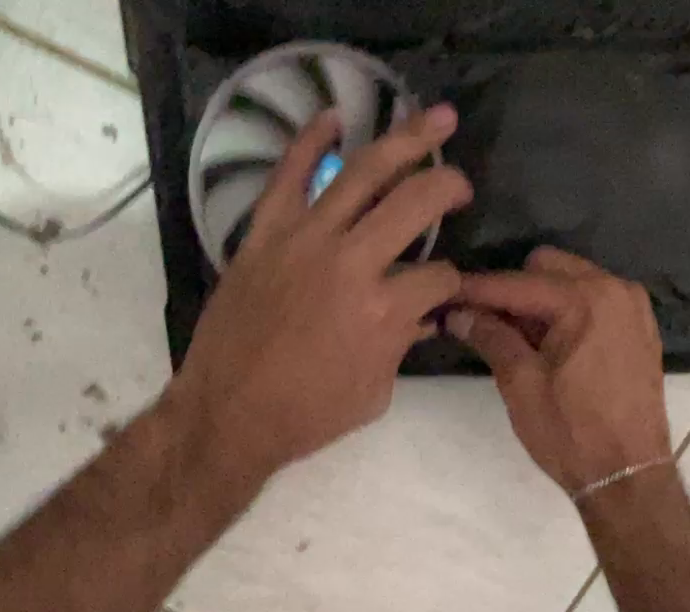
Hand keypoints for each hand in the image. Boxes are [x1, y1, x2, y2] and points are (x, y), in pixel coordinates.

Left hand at [168, 104, 471, 481]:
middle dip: (448, 187)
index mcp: (383, 312)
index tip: (445, 290)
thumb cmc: (306, 416)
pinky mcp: (264, 234)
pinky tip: (333, 117)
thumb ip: (400, 348)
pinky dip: (309, 141)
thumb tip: (420, 320)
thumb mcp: (373, 394)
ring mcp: (304, 240)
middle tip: (459, 184)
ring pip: (363, 172)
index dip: (451, 284)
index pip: (438, 277)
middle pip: (416, 203)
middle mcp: (350, 263)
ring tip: (434, 121)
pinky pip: (288, 174)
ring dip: (406, 140)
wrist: (230, 414)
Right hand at [448, 247, 672, 494]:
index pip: (516, 284)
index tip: (442, 293)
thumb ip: (491, 339)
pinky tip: (549, 345)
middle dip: (512, 291)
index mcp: (584, 301)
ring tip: (515, 338)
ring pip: (572, 282)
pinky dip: (567, 313)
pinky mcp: (640, 328)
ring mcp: (633, 307)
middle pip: (547, 269)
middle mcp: (615, 289)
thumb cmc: (571, 434)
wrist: (629, 474)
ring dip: (539, 301)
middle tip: (483, 324)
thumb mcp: (521, 386)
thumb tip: (459, 314)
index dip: (475, 290)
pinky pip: (595, 302)